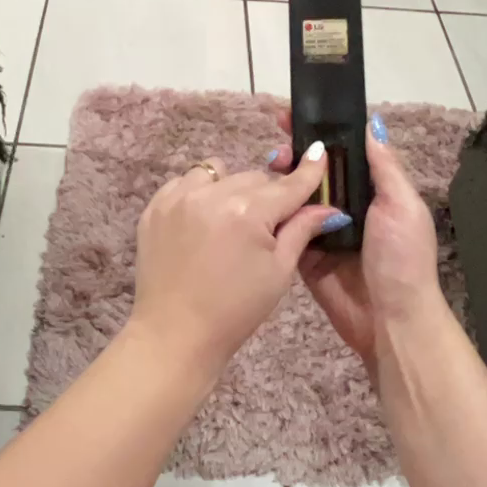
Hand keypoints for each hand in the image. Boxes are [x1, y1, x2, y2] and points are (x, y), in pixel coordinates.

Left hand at [129, 148, 346, 374]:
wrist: (175, 334)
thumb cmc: (235, 310)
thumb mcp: (279, 273)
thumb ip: (302, 230)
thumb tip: (330, 206)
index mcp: (248, 212)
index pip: (288, 185)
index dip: (309, 171)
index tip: (320, 153)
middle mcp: (213, 194)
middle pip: (255, 178)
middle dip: (267, 196)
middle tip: (267, 225)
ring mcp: (179, 197)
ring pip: (220, 172)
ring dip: (231, 188)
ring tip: (229, 221)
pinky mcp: (156, 205)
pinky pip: (186, 181)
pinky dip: (200, 193)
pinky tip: (201, 221)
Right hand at [280, 113, 443, 377]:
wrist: (391, 322)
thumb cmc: (402, 259)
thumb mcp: (401, 205)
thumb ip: (383, 165)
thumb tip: (373, 122)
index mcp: (372, 190)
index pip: (341, 151)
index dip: (318, 132)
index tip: (291, 115)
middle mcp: (346, 204)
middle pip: (313, 171)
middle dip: (293, 154)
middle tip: (275, 148)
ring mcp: (322, 228)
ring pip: (295, 195)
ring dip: (279, 178)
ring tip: (267, 168)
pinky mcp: (304, 253)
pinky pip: (285, 227)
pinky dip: (273, 212)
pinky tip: (258, 198)